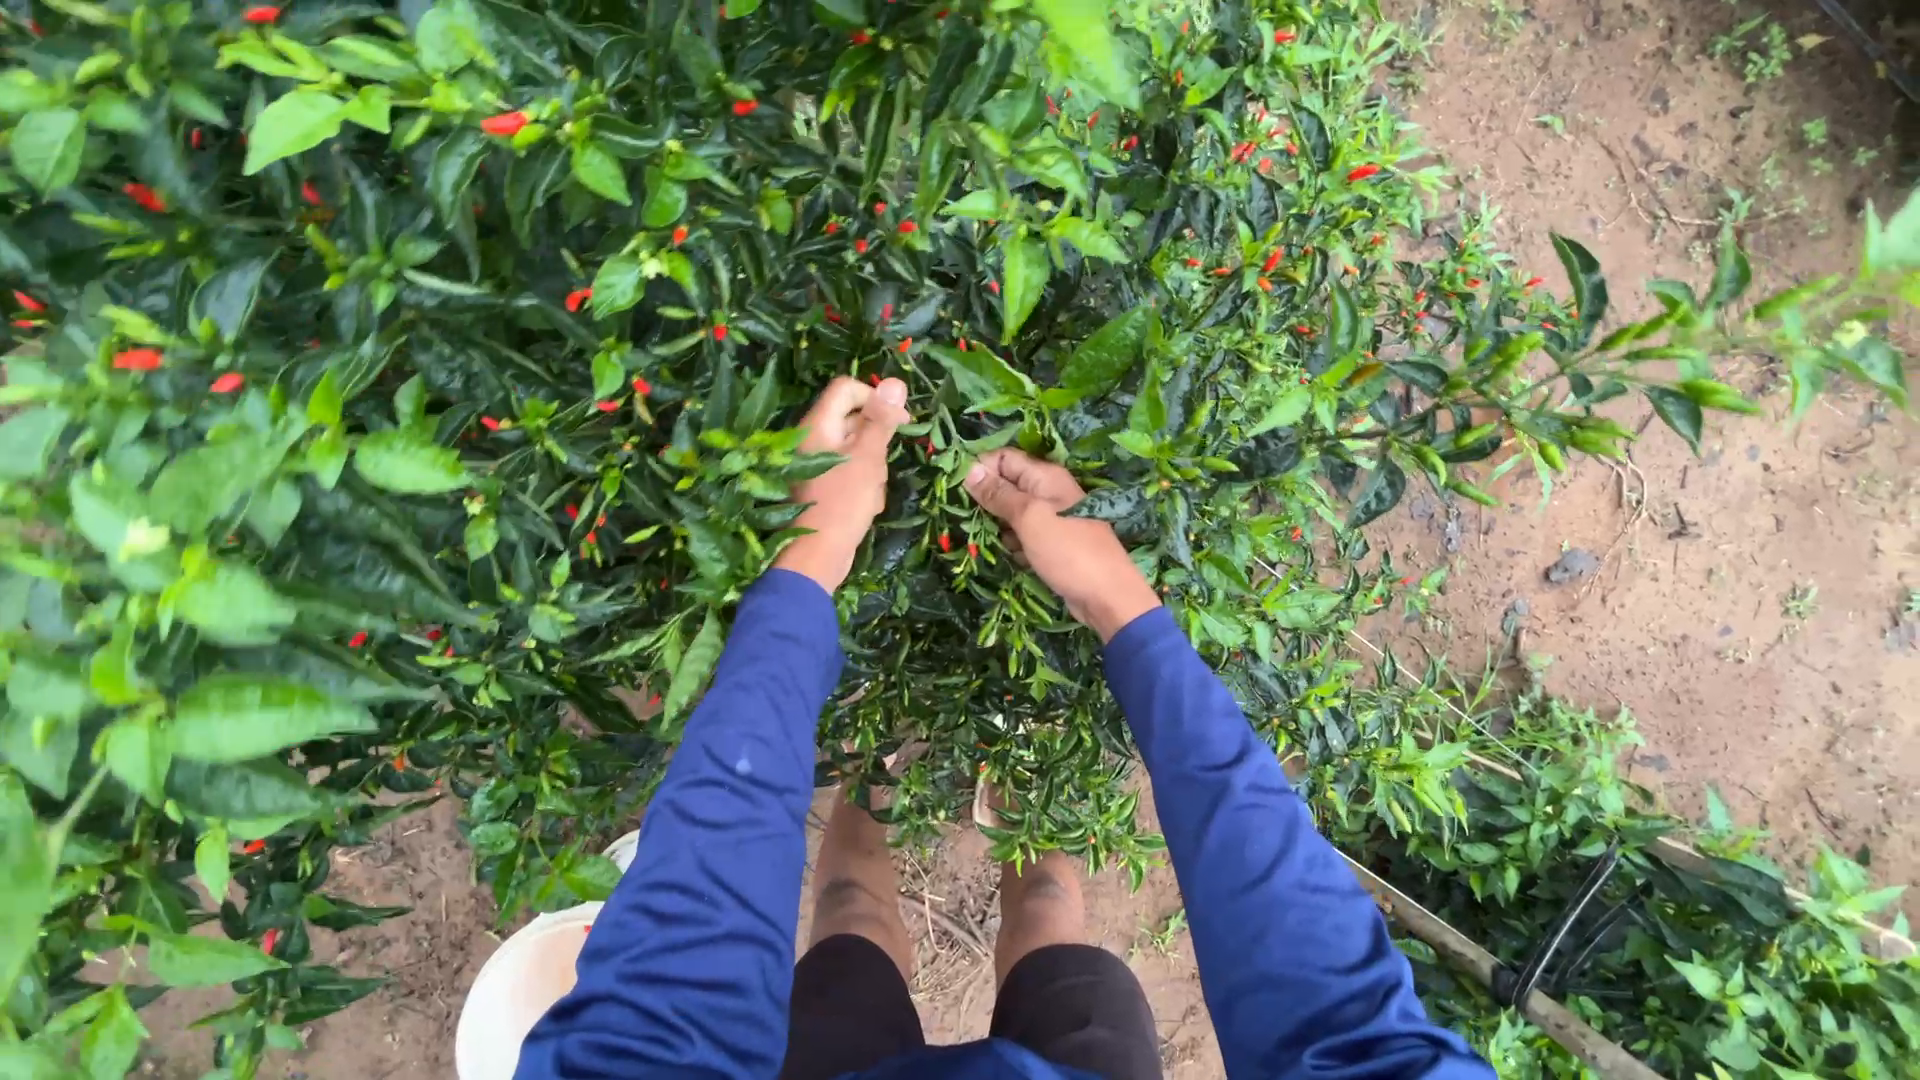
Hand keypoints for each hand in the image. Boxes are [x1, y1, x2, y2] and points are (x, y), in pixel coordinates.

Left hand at [773, 376, 910, 592]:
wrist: (820, 553)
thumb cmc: (844, 502)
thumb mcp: (869, 457)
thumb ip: (881, 420)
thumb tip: (896, 383)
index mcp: (817, 425)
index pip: (847, 388)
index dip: (874, 397)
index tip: (899, 420)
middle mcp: (812, 439)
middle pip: (853, 418)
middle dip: (876, 438)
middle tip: (885, 462)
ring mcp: (815, 463)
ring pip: (856, 448)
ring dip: (873, 465)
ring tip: (873, 489)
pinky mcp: (823, 485)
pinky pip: (850, 471)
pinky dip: (864, 482)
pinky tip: (868, 503)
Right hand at [962, 449, 1160, 642]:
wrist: (1107, 596)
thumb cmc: (1068, 551)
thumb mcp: (1028, 518)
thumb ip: (999, 494)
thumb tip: (970, 470)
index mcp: (1045, 477)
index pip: (1004, 457)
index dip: (981, 469)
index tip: (960, 491)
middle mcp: (1049, 492)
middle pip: (1007, 485)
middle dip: (988, 501)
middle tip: (973, 521)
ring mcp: (1053, 519)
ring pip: (1013, 514)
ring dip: (1000, 528)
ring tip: (999, 543)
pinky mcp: (1053, 543)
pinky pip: (1025, 536)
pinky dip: (1017, 546)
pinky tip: (1018, 559)